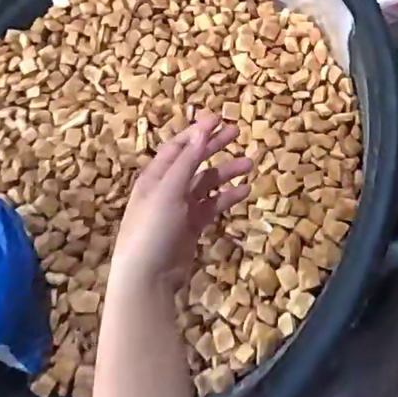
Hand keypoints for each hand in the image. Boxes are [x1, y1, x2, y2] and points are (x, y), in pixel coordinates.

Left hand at [111, 113, 249, 294]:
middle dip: (214, 146)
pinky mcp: (192, 226)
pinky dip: (227, 196)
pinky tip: (244, 190)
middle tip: (237, 132)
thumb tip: (202, 129)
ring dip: (226, 172)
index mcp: (155, 176)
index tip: (219, 117)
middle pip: (194, 160)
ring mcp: (180, 208)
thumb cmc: (152, 228)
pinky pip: (212, 205)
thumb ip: (187, 160)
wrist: (147, 278)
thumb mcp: (169, 190)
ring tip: (250, 164)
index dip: (197, 131)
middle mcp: (167, 188)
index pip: (178, 146)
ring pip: (207, 183)